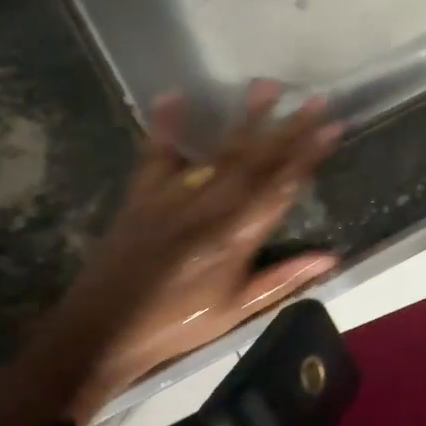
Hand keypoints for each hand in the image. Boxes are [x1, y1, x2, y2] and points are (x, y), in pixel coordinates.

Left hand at [42, 80, 341, 420]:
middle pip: (256, 163)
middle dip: (289, 130)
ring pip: (218, 154)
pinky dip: (164, 127)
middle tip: (315, 100)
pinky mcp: (141, 199)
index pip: (280, 189)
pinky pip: (155, 158)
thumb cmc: (174, 325)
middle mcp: (208, 212)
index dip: (308, 157)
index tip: (332, 128)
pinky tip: (172, 96)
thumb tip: (331, 256)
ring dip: (245, 120)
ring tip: (266, 85)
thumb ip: (282, 278)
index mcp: (233, 240)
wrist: (94, 339)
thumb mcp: (234, 311)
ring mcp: (173, 201)